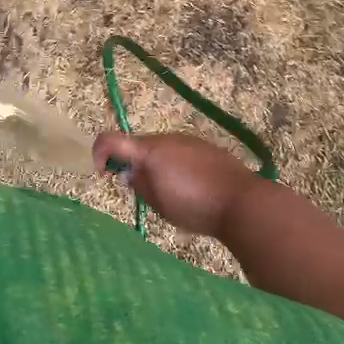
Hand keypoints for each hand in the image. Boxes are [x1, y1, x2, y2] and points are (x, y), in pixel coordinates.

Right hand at [93, 132, 258, 235]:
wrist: (244, 202)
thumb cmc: (195, 206)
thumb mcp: (159, 203)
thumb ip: (139, 185)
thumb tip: (128, 173)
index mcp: (149, 150)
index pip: (110, 139)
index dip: (99, 153)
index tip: (104, 173)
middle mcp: (166, 138)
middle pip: (138, 145)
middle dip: (133, 164)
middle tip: (143, 191)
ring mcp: (189, 140)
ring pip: (161, 149)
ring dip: (157, 165)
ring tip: (172, 193)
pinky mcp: (207, 148)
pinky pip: (182, 152)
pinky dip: (177, 165)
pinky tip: (193, 188)